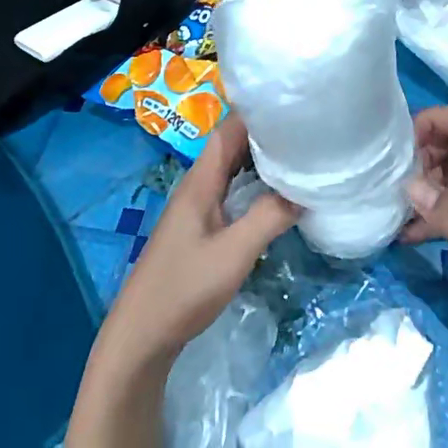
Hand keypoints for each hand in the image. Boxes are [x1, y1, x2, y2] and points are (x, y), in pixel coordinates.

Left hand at [75, 112, 297, 386]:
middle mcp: (198, 185)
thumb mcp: (234, 253)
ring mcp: (198, 206)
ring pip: (233, 168)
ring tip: (300, 157)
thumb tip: (305, 189)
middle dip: (267, 135)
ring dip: (261, 160)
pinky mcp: (201, 226)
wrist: (141, 336)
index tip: (294, 111)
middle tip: (306, 133)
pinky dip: (254, 184)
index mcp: (201, 180)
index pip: (230, 129)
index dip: (260, 115)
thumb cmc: (185, 288)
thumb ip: (269, 217)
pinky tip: (276, 195)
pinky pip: (232, 190)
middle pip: (233, 145)